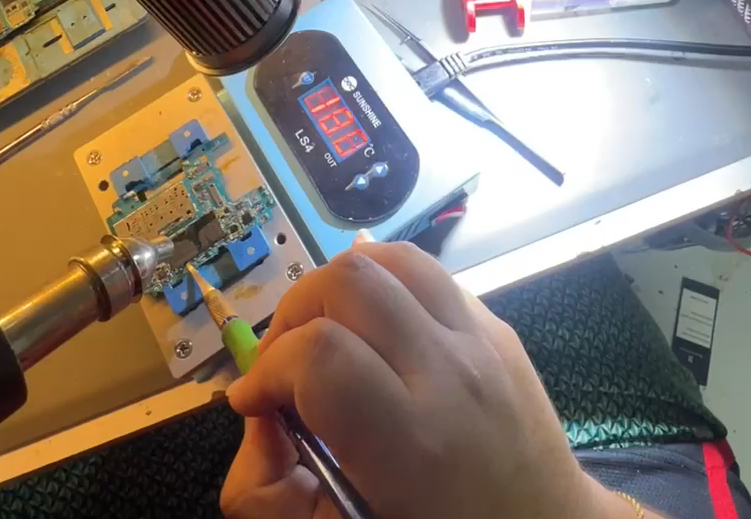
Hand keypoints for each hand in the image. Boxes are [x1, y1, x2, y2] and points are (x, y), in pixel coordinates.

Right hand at [222, 242, 624, 518]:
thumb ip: (274, 493)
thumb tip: (253, 416)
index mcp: (417, 442)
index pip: (320, 355)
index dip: (269, 368)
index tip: (255, 400)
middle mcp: (451, 372)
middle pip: (350, 280)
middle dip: (297, 309)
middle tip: (287, 358)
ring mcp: (482, 337)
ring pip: (392, 256)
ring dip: (340, 282)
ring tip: (327, 327)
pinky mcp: (497, 323)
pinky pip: (427, 271)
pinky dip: (384, 283)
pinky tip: (375, 324)